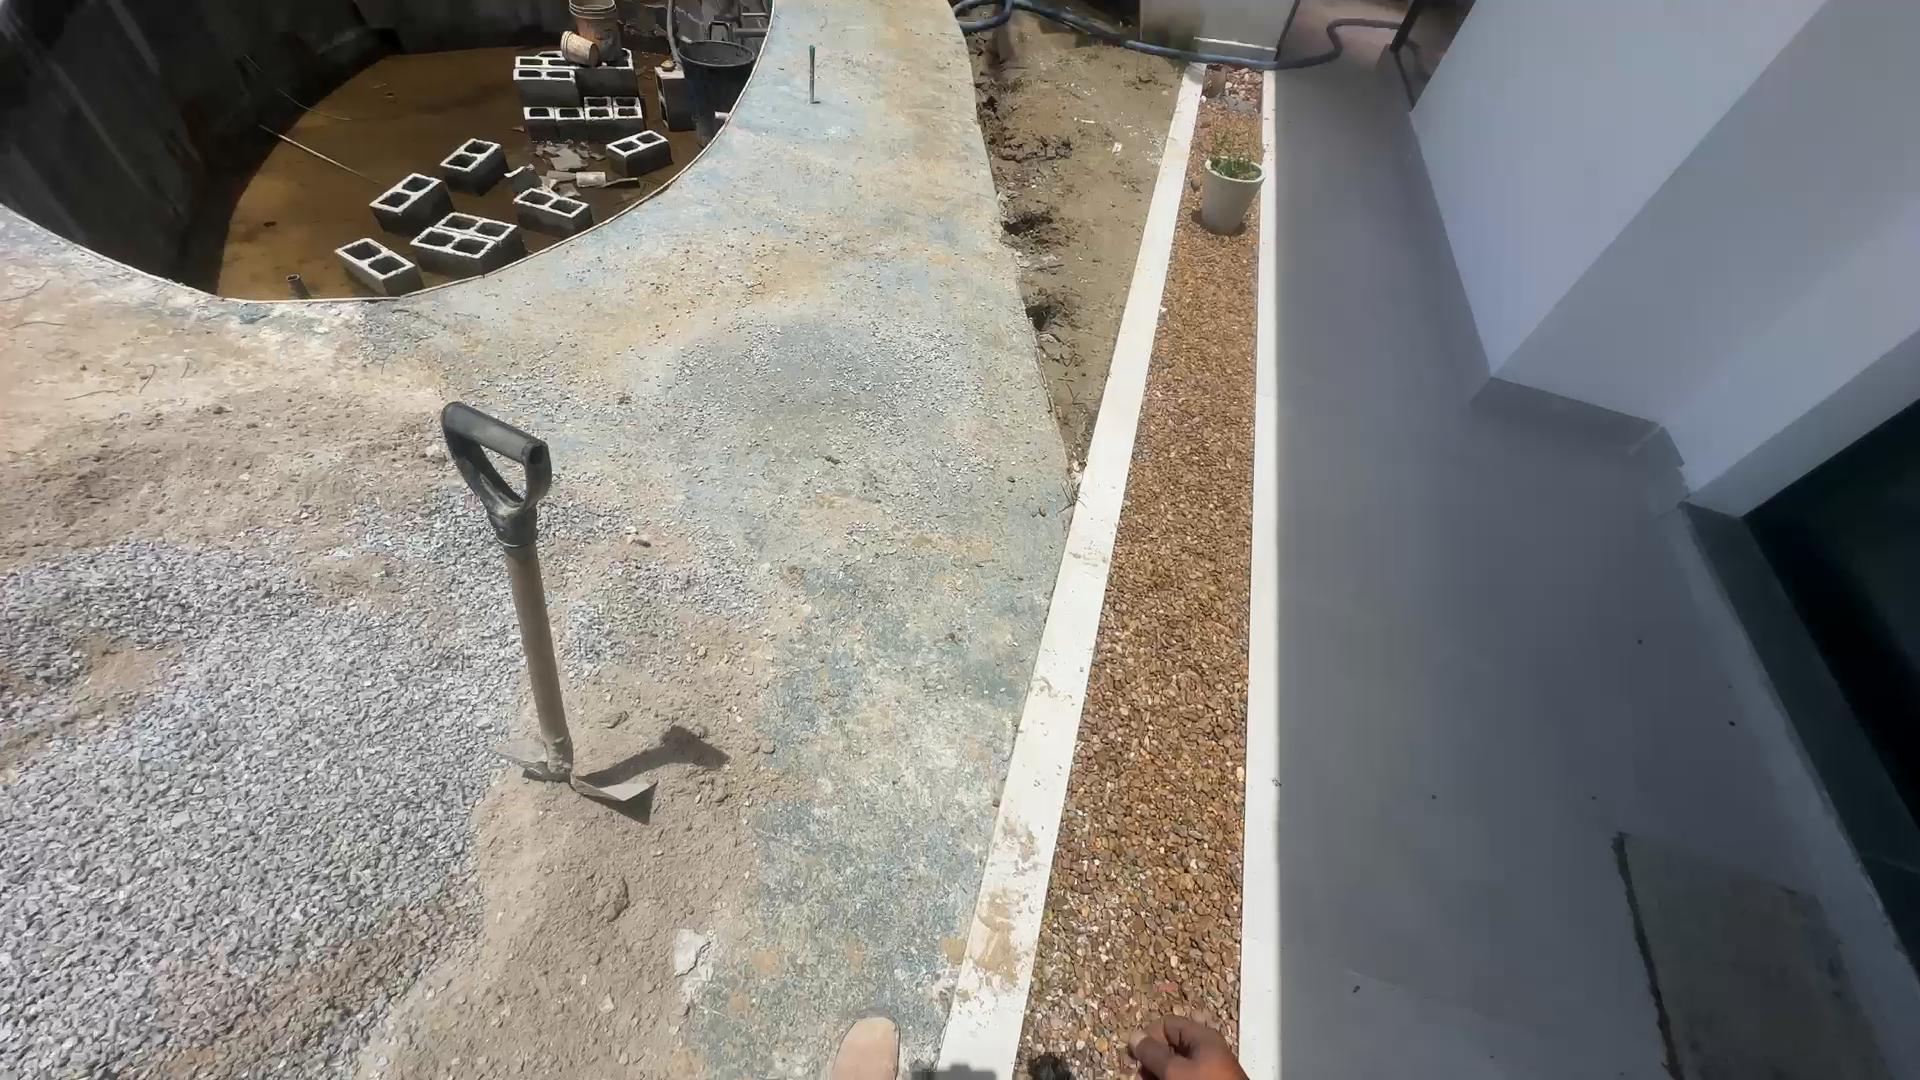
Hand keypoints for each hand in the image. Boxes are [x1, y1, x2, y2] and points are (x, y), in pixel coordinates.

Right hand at [1126, 1016, 1247, 1079]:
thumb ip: (1152, 1053)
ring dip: (1159, 1074)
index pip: (1167, 1025)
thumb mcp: (1175, 1071)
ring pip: (1176, 1066)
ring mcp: (1209, 1072)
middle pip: (1170, 1046)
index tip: (1137, 1058)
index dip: (1149, 1038)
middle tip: (1140, 1076)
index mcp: (1202, 1037)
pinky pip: (1184, 1078)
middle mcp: (1205, 1051)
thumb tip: (1134, 1037)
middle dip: (1152, 1060)